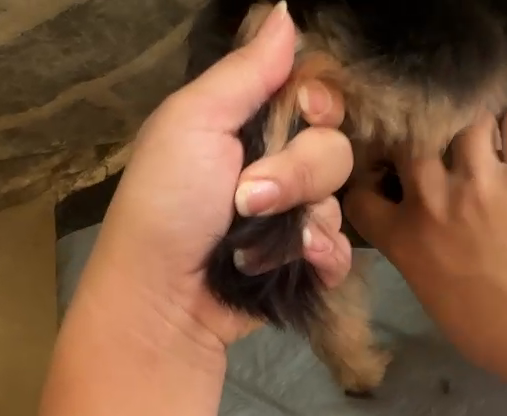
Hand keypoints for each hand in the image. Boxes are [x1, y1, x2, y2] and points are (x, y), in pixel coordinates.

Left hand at [66, 2, 355, 357]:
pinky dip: (324, 258)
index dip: (318, 105)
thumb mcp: (194, 121)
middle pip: (334, 149)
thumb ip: (244, 73)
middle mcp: (277, 168)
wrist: (165, 296)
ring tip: (259, 243)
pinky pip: (341, 252)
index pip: (315, 98)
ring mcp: (292, 221)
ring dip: (304, 221)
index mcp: (251, 125)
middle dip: (299, 174)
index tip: (303, 112)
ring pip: (339, 203)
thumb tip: (286, 12)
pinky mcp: (303, 267)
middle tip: (249, 198)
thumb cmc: (168, 203)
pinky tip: (299, 265)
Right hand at [346, 104, 506, 366]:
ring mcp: (479, 179)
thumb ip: (416, 252)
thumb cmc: (482, 329)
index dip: (375, 178)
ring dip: (481, 129)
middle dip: (426, 138)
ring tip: (495, 149)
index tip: (390, 178)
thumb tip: (423, 231)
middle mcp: (431, 198)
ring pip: (469, 117)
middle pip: (412, 136)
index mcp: (402, 237)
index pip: (361, 192)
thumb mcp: (428, 291)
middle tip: (448, 150)